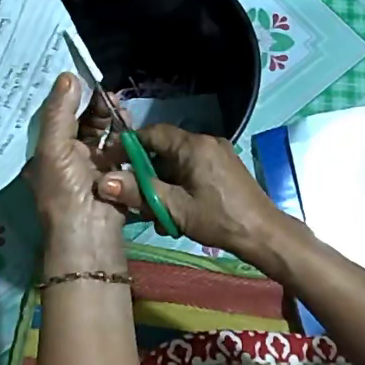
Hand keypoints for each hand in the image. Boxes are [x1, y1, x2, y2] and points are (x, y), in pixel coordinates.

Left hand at [25, 74, 129, 270]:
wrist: (91, 232)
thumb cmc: (64, 190)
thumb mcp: (54, 148)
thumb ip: (61, 112)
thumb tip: (68, 76)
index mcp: (47, 153)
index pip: (56, 118)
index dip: (68, 98)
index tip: (81, 78)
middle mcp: (68, 158)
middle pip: (82, 123)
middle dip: (94, 106)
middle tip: (107, 91)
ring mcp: (92, 166)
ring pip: (103, 133)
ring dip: (111, 118)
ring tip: (120, 104)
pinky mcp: (115, 173)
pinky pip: (120, 147)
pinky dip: (125, 134)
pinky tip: (130, 123)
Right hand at [93, 124, 288, 266]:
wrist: (262, 232)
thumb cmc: (218, 218)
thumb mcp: (174, 208)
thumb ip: (139, 192)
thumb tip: (103, 181)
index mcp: (194, 145)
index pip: (153, 133)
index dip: (128, 146)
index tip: (111, 164)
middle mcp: (207, 142)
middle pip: (165, 149)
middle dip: (147, 174)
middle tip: (137, 200)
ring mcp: (218, 153)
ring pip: (178, 163)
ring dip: (164, 186)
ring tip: (160, 216)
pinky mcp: (225, 167)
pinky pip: (193, 169)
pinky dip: (180, 186)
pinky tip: (178, 213)